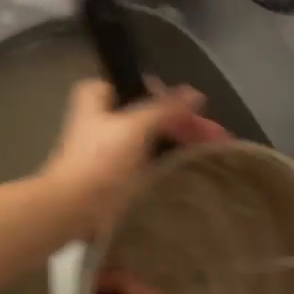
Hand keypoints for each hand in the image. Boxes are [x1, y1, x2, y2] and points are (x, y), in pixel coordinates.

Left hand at [39, 79, 227, 225]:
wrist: (74, 207)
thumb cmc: (100, 160)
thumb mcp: (134, 126)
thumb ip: (164, 108)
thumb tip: (194, 92)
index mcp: (97, 96)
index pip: (140, 86)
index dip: (170, 97)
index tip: (198, 111)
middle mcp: (101, 115)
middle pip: (150, 112)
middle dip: (184, 122)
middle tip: (219, 136)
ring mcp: (109, 144)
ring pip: (152, 135)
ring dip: (181, 140)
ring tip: (218, 150)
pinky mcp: (116, 170)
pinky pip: (150, 157)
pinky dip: (170, 158)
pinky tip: (194, 167)